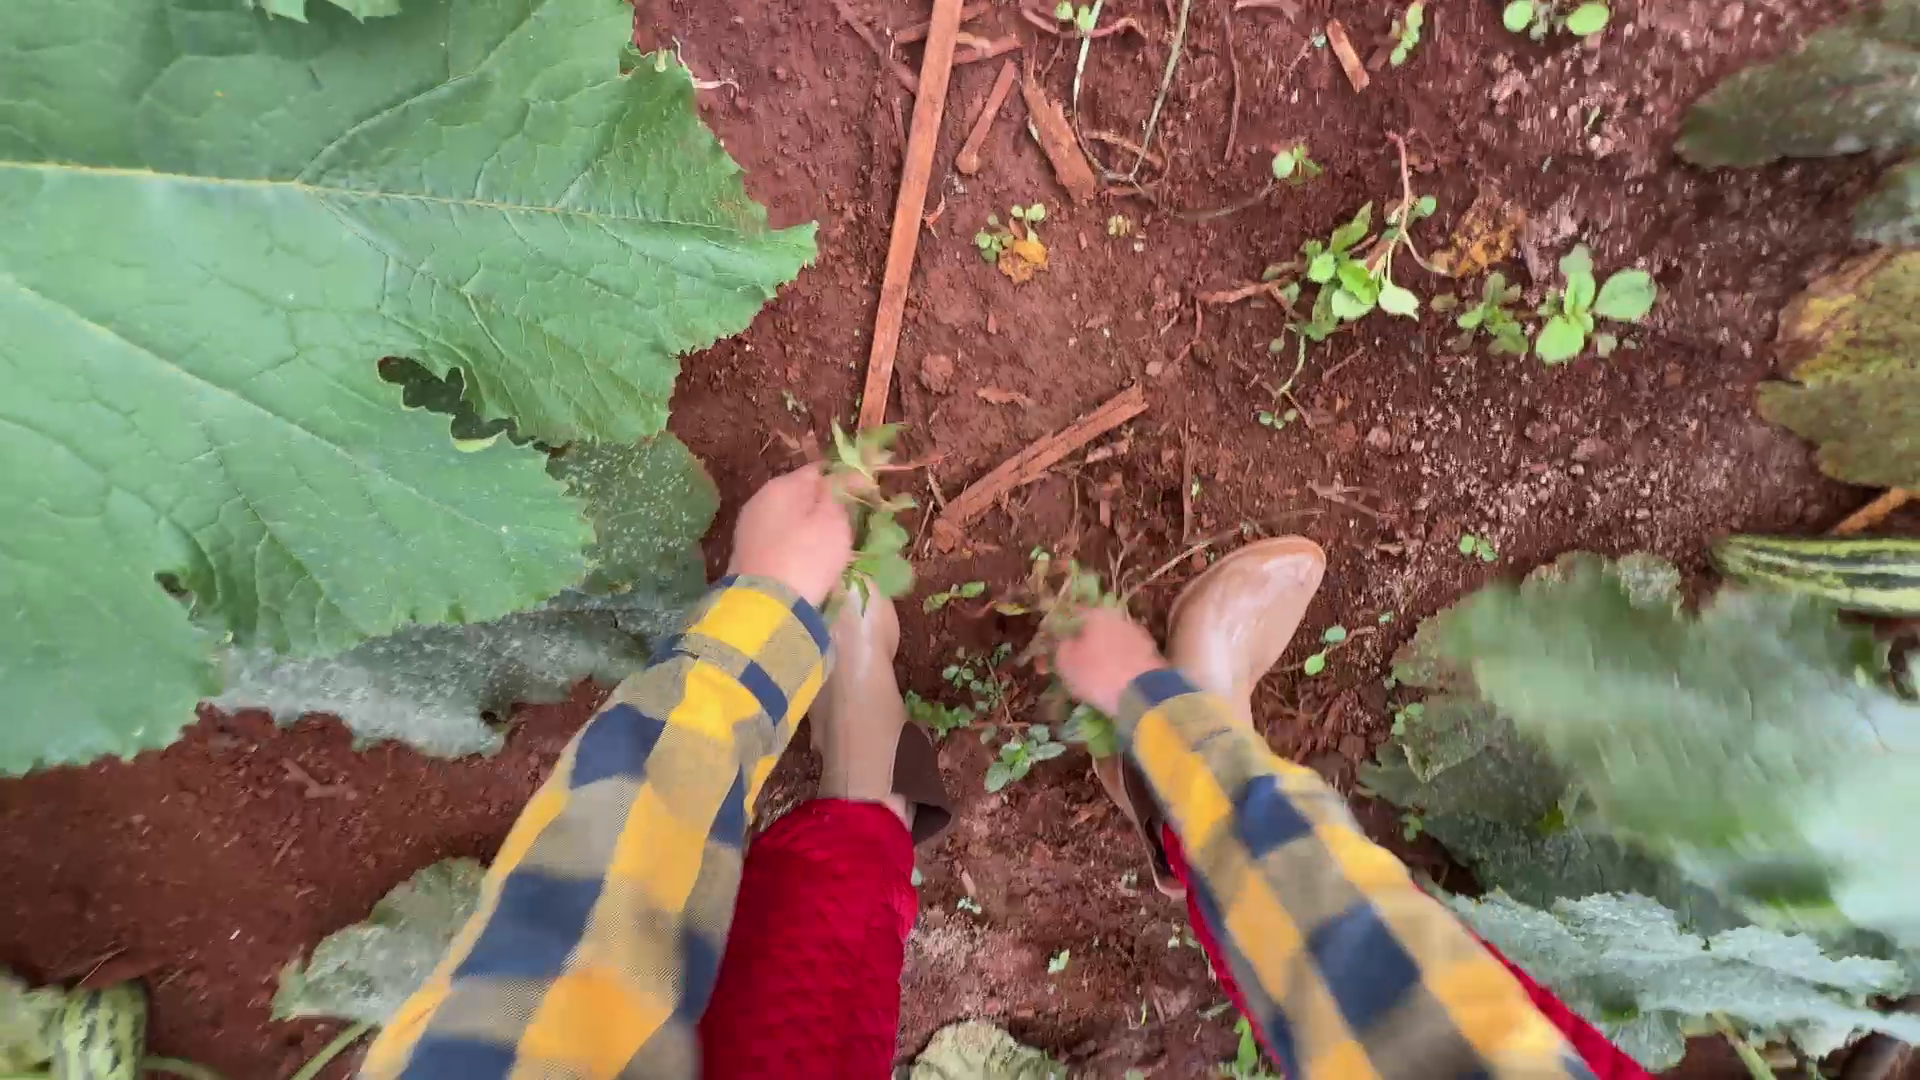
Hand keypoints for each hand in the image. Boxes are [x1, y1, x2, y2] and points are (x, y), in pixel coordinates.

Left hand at [727, 466, 853, 607]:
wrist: (766, 607)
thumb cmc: (806, 557)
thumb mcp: (834, 521)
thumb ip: (840, 494)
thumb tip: (844, 478)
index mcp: (782, 485)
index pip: (820, 470)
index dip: (847, 480)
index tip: (868, 497)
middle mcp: (760, 500)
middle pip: (802, 494)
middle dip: (827, 505)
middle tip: (853, 523)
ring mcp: (750, 528)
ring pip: (791, 519)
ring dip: (812, 527)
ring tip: (835, 546)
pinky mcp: (747, 555)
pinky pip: (781, 541)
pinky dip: (798, 546)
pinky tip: (811, 561)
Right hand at [1054, 607, 1165, 715]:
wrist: (1143, 694)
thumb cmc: (1097, 673)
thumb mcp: (1065, 662)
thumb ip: (1062, 648)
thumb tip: (1066, 643)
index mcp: (1098, 613)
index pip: (1077, 617)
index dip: (1066, 633)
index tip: (1060, 648)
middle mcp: (1122, 619)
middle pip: (1099, 630)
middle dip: (1089, 645)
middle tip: (1078, 664)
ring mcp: (1141, 637)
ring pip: (1116, 645)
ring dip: (1107, 657)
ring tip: (1097, 678)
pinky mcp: (1155, 657)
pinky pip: (1130, 660)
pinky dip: (1122, 668)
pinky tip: (1115, 683)